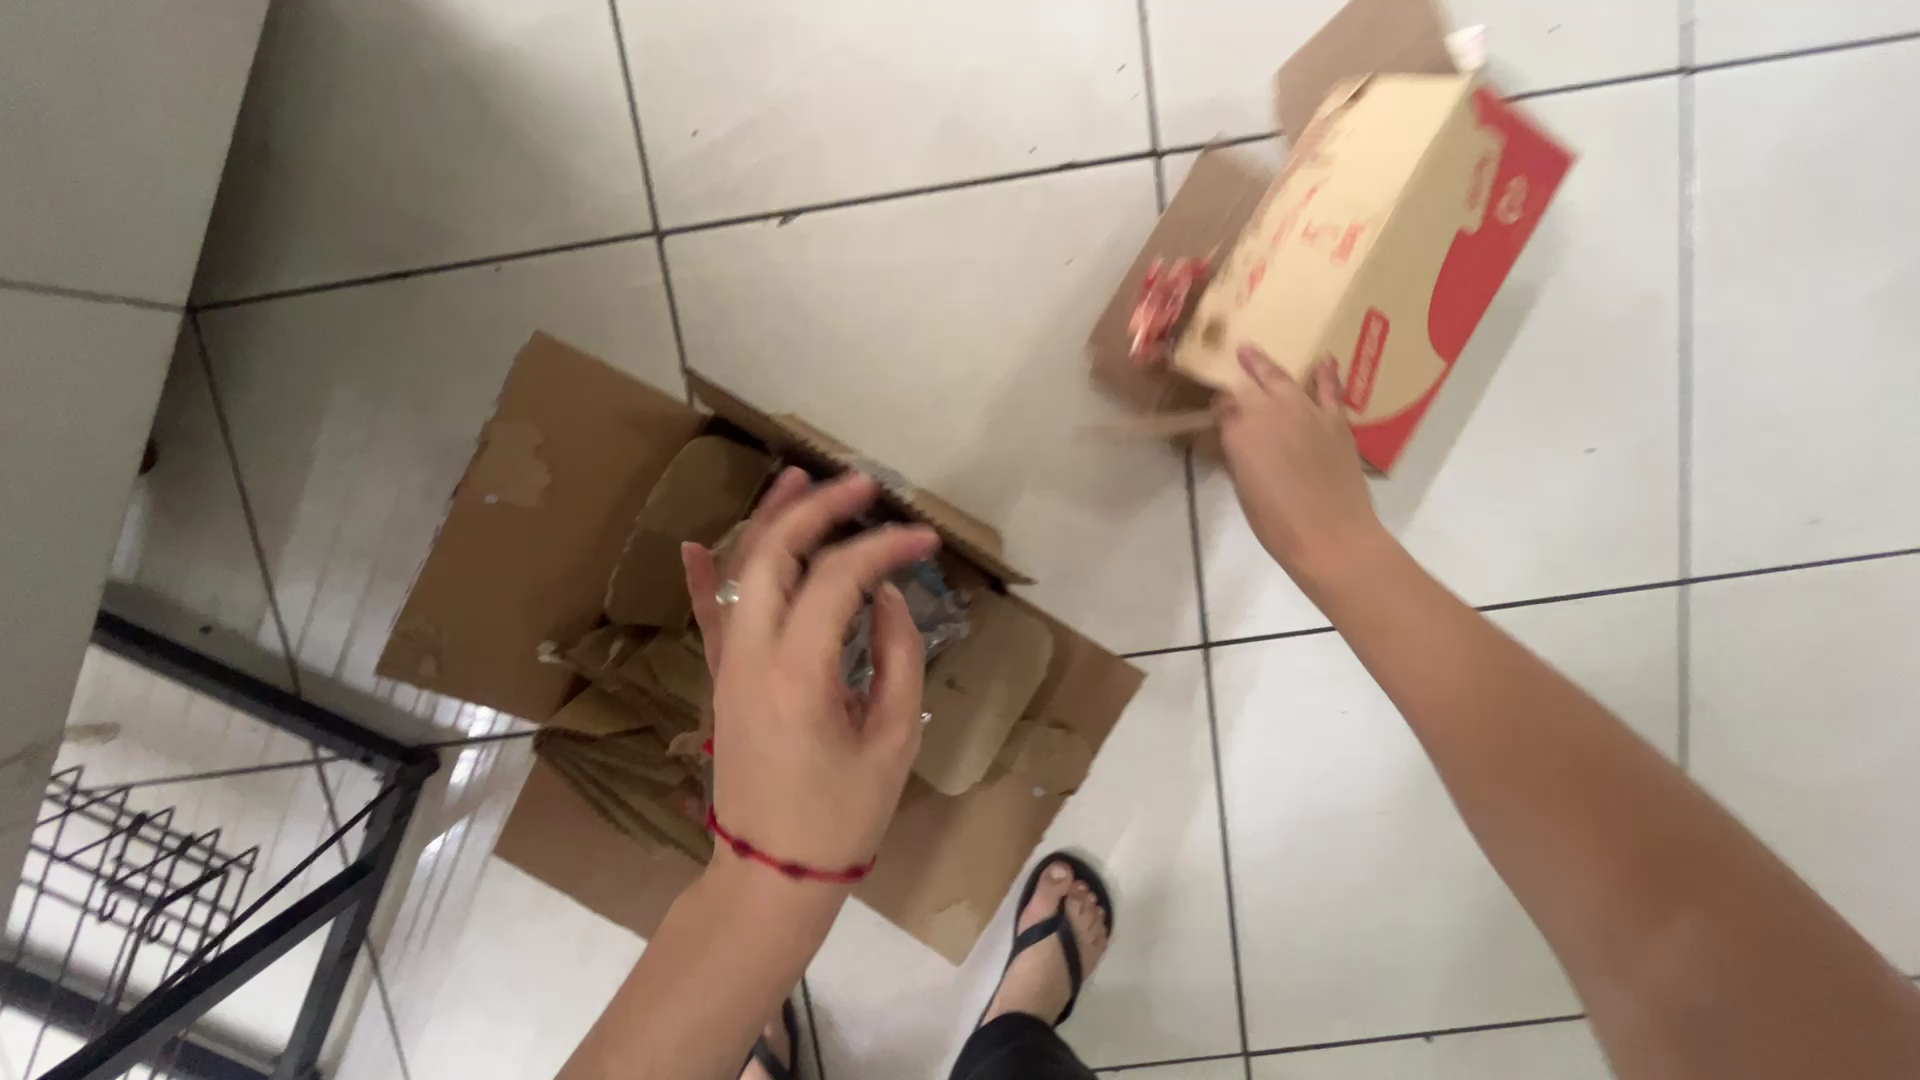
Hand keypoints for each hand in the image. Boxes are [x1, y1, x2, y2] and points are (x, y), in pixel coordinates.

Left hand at [680, 468, 935, 872]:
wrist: (771, 874)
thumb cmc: (843, 815)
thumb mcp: (893, 739)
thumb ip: (898, 656)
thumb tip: (889, 596)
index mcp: (798, 673)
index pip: (838, 579)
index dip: (883, 548)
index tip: (924, 540)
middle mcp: (751, 656)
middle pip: (773, 555)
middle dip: (816, 508)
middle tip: (861, 486)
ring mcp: (727, 665)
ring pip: (738, 572)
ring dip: (768, 521)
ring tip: (799, 479)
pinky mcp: (721, 680)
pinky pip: (710, 617)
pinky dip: (702, 576)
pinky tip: (690, 543)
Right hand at [1216, 345, 1386, 586]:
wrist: (1330, 534)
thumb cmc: (1276, 522)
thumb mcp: (1244, 489)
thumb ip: (1240, 456)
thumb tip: (1238, 441)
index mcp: (1239, 432)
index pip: (1224, 405)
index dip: (1219, 404)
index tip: (1215, 406)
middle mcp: (1269, 413)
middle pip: (1251, 384)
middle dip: (1242, 370)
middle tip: (1235, 354)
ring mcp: (1306, 412)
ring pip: (1283, 380)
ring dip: (1268, 366)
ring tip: (1255, 352)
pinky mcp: (1335, 420)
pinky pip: (1329, 390)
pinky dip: (1325, 375)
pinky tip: (1323, 361)